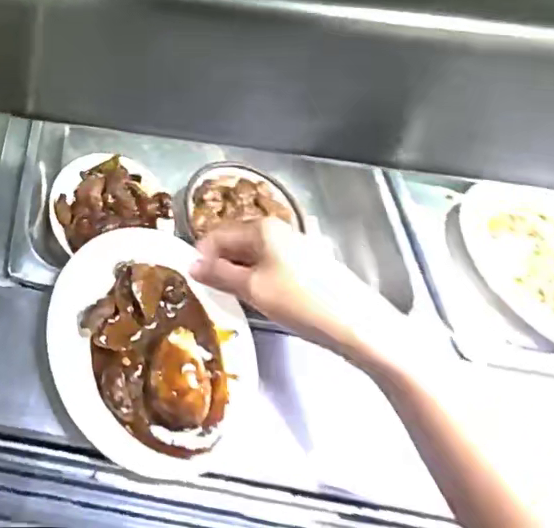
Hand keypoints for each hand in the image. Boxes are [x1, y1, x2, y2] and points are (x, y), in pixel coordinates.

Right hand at [192, 218, 421, 376]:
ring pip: (254, 255)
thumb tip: (191, 265)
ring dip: (240, 273)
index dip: (201, 256)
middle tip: (212, 291)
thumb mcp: (253, 290)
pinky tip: (265, 300)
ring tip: (237, 299)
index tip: (193, 280)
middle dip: (220, 264)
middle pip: (236, 241)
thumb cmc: (302, 302)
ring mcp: (295, 245)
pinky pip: (272, 265)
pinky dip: (260, 278)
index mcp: (260, 227)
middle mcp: (278, 229)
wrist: (361, 326)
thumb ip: (219, 274)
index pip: (216, 234)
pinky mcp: (309, 264)